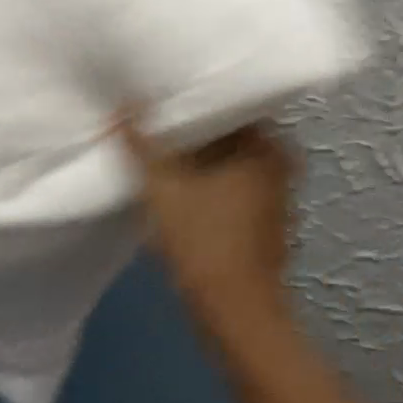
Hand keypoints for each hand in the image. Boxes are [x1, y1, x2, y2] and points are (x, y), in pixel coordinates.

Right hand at [115, 111, 298, 335]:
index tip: (155, 90)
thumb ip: (140, 143)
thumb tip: (123, 103)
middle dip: (185, 129)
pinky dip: (199, 181)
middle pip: (224, 134)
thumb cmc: (204, 242)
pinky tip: (165, 182)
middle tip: (143, 114)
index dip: (189, 97)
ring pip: (222, 162)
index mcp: (268, 147)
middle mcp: (279, 165)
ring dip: (190, 157)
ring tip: (148, 145)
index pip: (227, 103)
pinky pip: (224, 186)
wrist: (233, 312)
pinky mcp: (258, 222)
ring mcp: (272, 196)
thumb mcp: (161, 187)